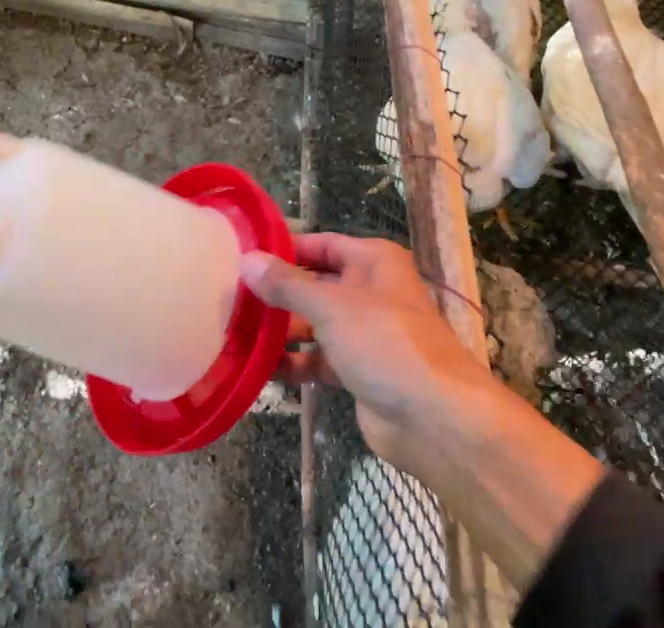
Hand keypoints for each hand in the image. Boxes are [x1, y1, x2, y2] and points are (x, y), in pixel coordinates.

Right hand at [245, 234, 604, 589]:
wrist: (435, 418)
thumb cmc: (386, 344)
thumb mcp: (331, 306)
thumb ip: (287, 284)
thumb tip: (247, 260)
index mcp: (373, 262)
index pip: (321, 244)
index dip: (284, 248)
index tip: (240, 253)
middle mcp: (369, 291)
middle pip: (314, 284)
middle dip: (276, 292)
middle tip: (228, 295)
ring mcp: (364, 333)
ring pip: (313, 323)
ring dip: (280, 330)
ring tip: (234, 331)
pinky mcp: (358, 371)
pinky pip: (318, 359)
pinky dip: (293, 363)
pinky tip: (259, 368)